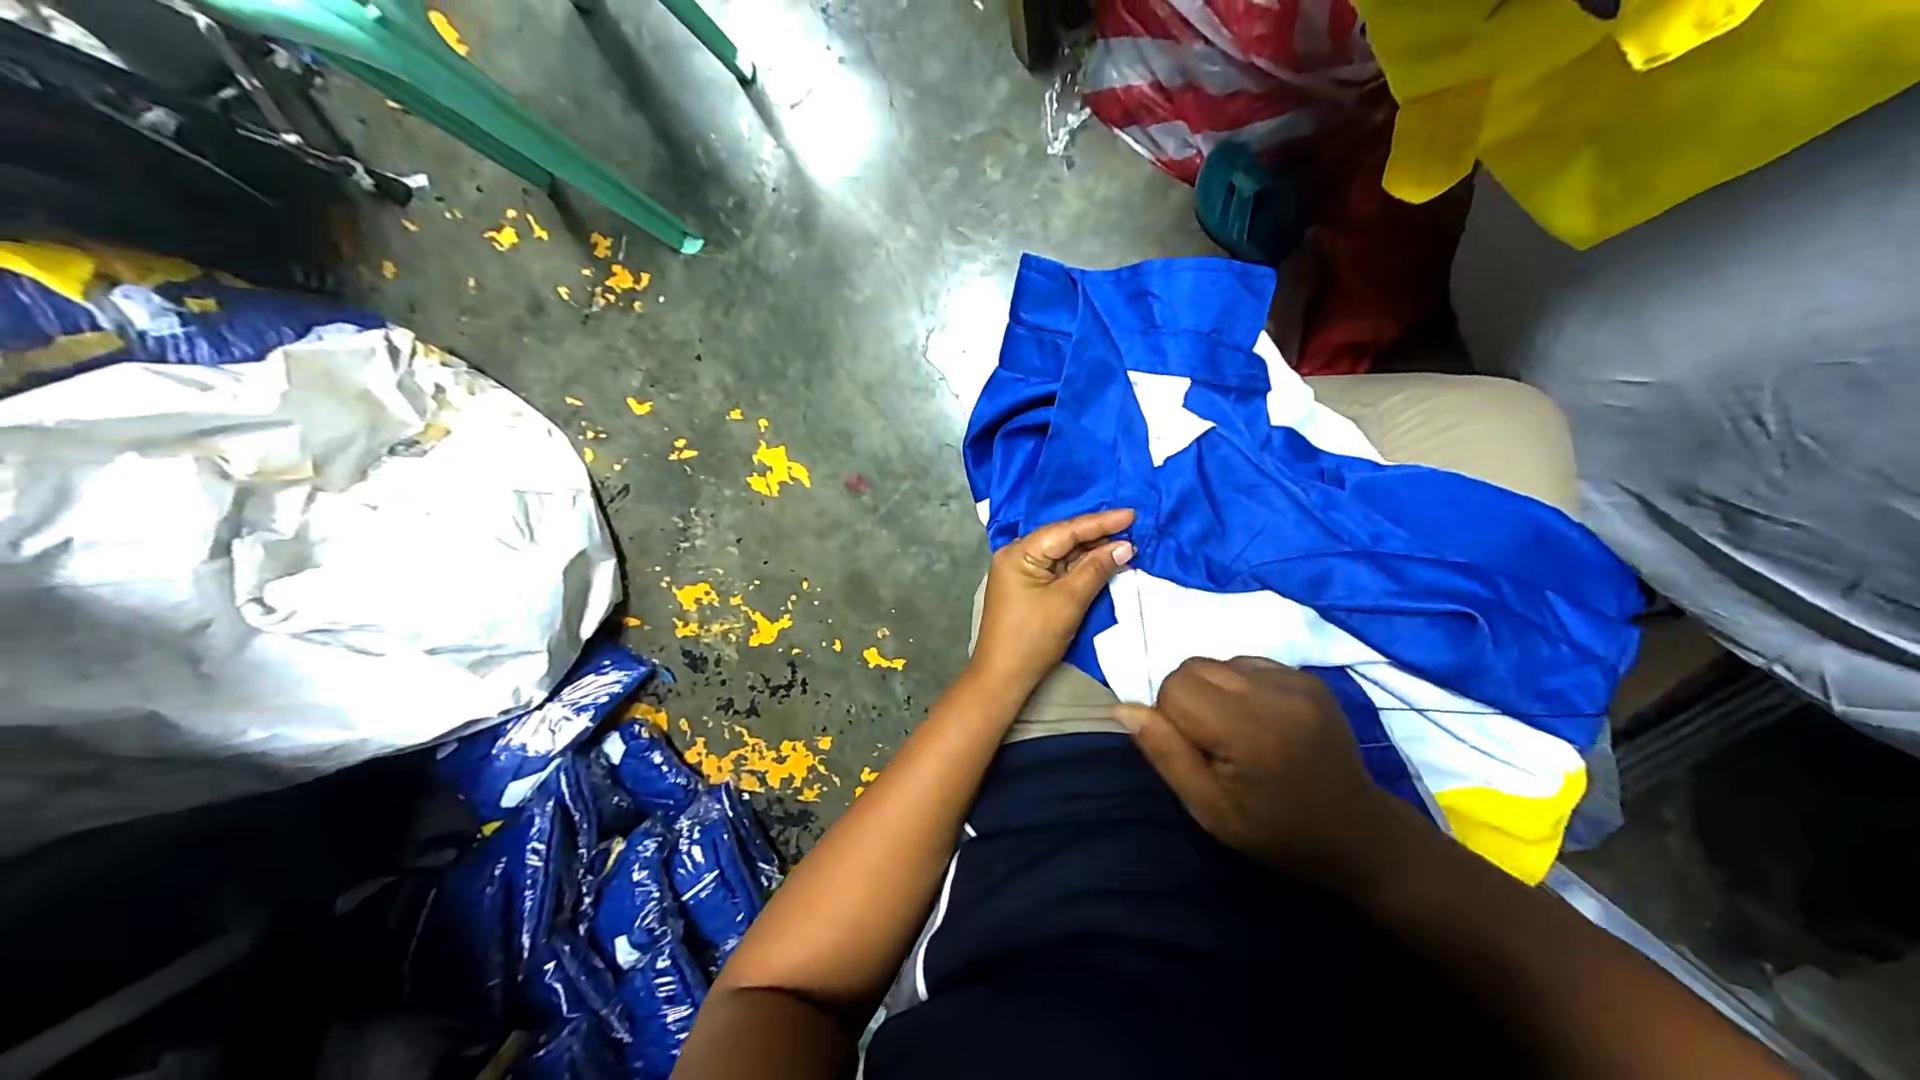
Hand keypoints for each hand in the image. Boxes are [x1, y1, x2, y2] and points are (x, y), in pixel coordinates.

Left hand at [969, 508, 1134, 693]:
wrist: (1003, 676)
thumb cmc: (1033, 638)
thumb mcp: (1068, 601)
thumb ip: (1096, 569)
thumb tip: (1124, 547)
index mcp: (1019, 552)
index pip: (1065, 530)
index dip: (1101, 522)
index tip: (1131, 514)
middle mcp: (1016, 554)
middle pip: (1063, 537)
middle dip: (1097, 534)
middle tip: (1132, 527)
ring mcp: (1021, 571)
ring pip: (1062, 553)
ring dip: (1091, 550)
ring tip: (1124, 542)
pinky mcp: (1028, 586)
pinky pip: (1057, 568)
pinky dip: (1080, 565)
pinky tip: (1101, 560)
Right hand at [1114, 656, 1402, 880]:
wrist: (1359, 834)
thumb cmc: (1277, 833)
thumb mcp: (1210, 810)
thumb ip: (1165, 754)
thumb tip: (1122, 707)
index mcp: (1249, 730)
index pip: (1174, 688)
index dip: (1172, 721)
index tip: (1197, 755)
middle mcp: (1273, 693)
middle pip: (1193, 667)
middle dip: (1188, 700)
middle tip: (1213, 744)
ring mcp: (1296, 680)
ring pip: (1218, 662)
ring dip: (1213, 691)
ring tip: (1239, 732)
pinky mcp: (1308, 678)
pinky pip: (1247, 663)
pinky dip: (1239, 686)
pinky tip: (1260, 720)